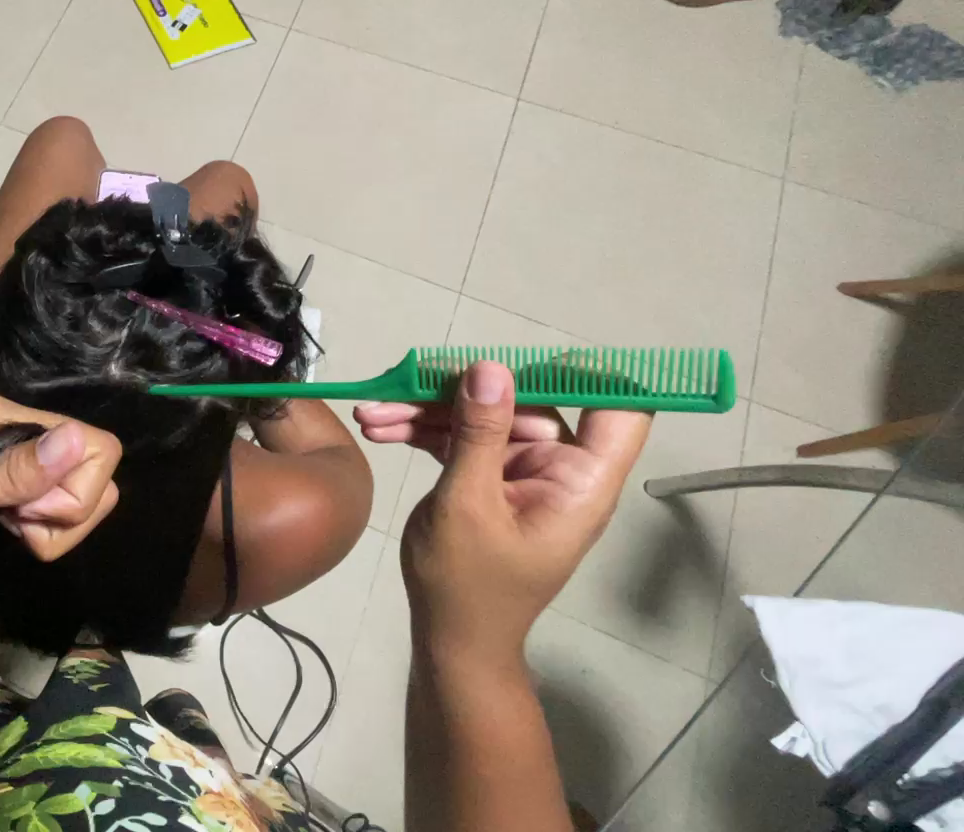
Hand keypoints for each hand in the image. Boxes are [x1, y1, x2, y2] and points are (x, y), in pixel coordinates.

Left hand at [0, 395, 123, 561]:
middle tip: (10, 516)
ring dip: (49, 526)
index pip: (101, 447)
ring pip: (80, 503)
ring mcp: (23, 463)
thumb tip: (76, 439)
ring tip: (1, 518)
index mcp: (15, 420)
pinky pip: (53, 516)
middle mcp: (28, 436)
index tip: (23, 507)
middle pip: (98, 481)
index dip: (76, 490)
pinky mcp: (14, 489)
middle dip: (65, 514)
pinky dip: (35, 530)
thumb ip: (9, 467)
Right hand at [353, 362, 650, 664]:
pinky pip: (458, 438)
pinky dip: (419, 431)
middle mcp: (557, 467)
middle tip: (397, 390)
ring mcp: (519, 471)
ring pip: (478, 417)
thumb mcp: (467, 504)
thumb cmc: (468, 581)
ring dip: (422, 413)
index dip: (591, 374)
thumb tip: (490, 368)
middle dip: (454, 395)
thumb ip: (480, 434)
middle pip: (519, 404)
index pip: (618, 410)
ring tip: (369, 415)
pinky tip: (377, 428)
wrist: (449, 633)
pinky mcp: (486, 477)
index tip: (528, 356)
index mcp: (580, 479)